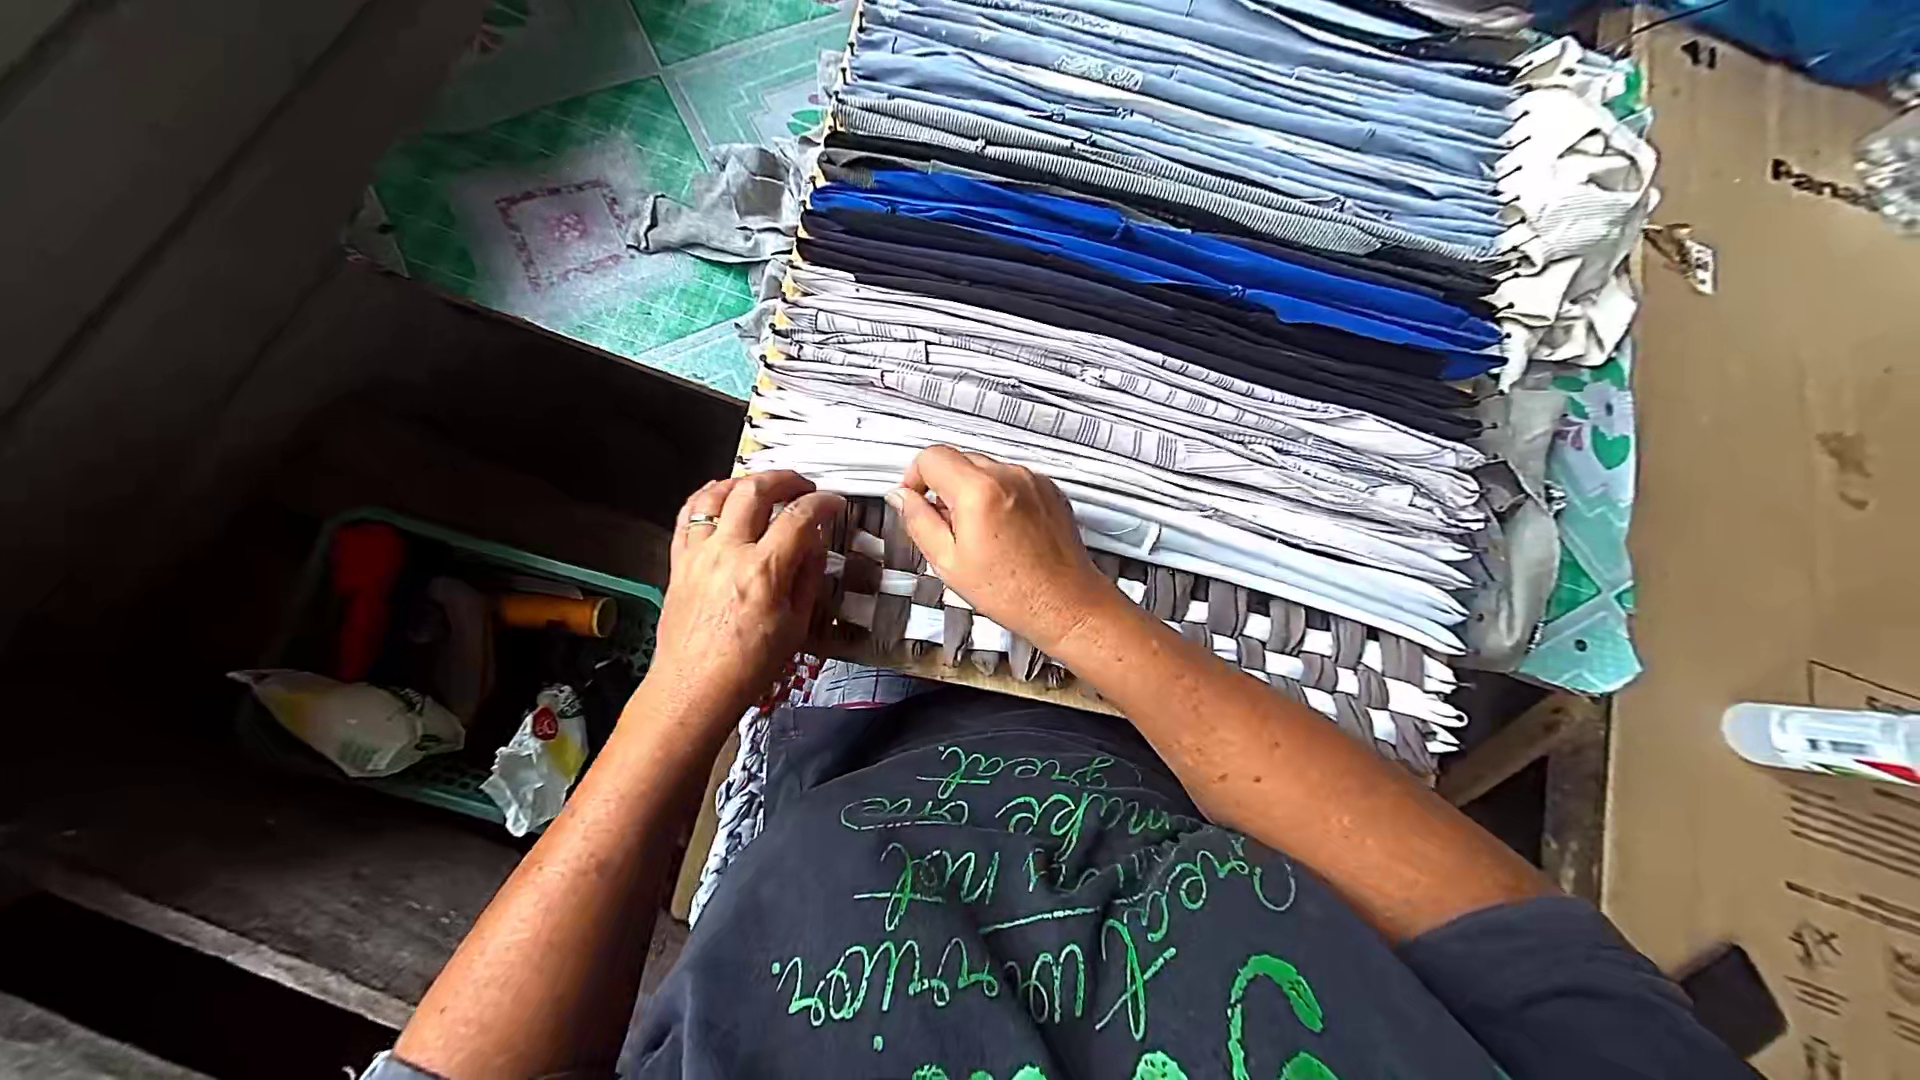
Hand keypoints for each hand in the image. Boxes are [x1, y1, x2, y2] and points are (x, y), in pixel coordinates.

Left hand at [643, 472, 844, 724]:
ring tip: (763, 486)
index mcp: (763, 572)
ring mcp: (699, 555)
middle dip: (785, 479)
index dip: (823, 503)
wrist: (696, 688)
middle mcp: (728, 554)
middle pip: (756, 491)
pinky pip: (688, 515)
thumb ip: (808, 576)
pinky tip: (722, 497)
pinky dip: (707, 497)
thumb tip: (813, 545)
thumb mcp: (796, 625)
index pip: (800, 517)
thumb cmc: (747, 666)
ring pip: (717, 493)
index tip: (832, 504)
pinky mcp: (679, 562)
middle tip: (802, 485)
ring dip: (745, 481)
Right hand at [887, 446, 1124, 654]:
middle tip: (944, 526)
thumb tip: (902, 497)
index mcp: (979, 491)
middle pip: (958, 460)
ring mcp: (1032, 480)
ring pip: (985, 470)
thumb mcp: (948, 562)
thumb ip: (918, 521)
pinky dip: (999, 496)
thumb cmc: (1014, 592)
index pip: (931, 457)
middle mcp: (1009, 476)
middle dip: (943, 487)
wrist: (1065, 604)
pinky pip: (1011, 480)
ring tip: (977, 534)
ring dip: (972, 492)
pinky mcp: (1049, 489)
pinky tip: (1001, 532)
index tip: (912, 496)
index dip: (914, 477)